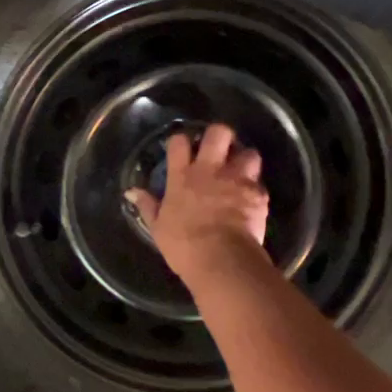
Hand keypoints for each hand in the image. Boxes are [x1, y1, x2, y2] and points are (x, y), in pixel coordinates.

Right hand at [126, 124, 270, 285]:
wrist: (221, 258)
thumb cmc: (183, 245)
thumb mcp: (158, 227)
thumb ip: (147, 205)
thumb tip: (132, 192)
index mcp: (182, 176)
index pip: (179, 142)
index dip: (181, 141)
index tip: (183, 148)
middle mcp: (211, 170)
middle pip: (219, 133)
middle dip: (220, 136)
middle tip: (219, 149)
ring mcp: (237, 179)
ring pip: (248, 152)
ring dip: (245, 160)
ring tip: (242, 171)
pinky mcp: (257, 194)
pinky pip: (259, 183)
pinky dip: (255, 189)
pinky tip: (251, 199)